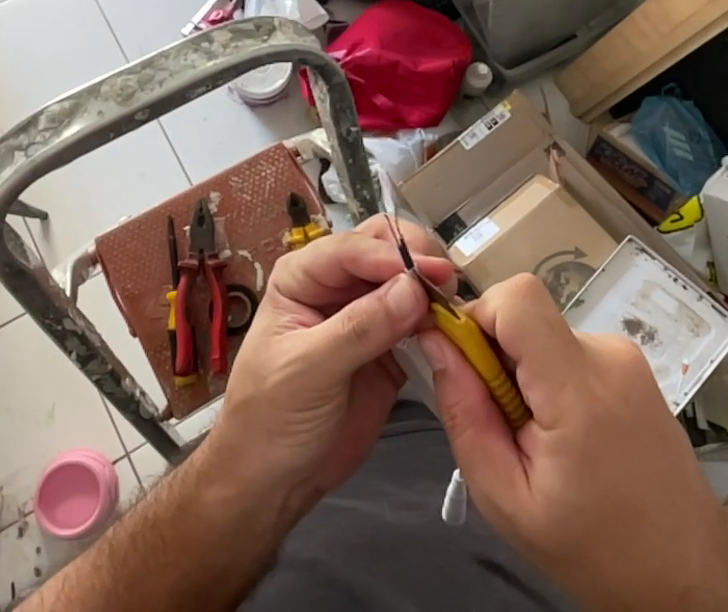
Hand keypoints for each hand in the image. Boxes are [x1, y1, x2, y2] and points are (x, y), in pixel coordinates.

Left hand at [206, 216, 454, 518]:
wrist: (274, 479)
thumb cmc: (272, 418)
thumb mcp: (308, 370)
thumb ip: (359, 328)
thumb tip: (413, 288)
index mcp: (302, 277)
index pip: (351, 248)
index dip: (389, 255)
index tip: (427, 274)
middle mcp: (335, 285)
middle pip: (383, 249)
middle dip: (417, 258)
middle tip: (448, 284)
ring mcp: (365, 314)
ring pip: (407, 280)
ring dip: (432, 288)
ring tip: (455, 306)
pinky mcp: (391, 346)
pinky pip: (421, 320)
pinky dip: (439, 320)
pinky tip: (454, 329)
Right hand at [420, 274, 727, 608]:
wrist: (686, 569)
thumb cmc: (593, 546)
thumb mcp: (504, 497)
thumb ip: (465, 413)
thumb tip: (435, 341)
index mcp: (579, 389)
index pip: (518, 298)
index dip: (477, 315)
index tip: (464, 363)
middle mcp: (608, 355)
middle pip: (525, 315)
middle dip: (494, 355)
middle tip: (500, 421)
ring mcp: (625, 356)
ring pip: (541, 333)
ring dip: (521, 372)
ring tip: (535, 437)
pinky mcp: (631, 364)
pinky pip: (565, 348)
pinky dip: (547, 378)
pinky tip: (561, 433)